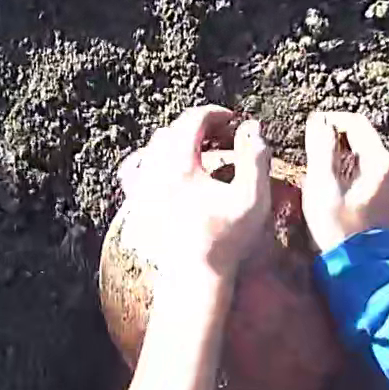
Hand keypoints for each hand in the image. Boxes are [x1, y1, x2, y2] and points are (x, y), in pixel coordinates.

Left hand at [116, 105, 272, 280]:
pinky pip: (134, 168)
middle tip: (222, 134)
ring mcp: (141, 186)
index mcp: (181, 163)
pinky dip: (148, 159)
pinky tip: (162, 166)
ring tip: (199, 148)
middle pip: (173, 130)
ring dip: (176, 139)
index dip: (215, 114)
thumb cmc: (226, 238)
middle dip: (198, 125)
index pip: (193, 120)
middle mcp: (155, 169)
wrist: (194, 275)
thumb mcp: (252, 198)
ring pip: (153, 146)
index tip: (233, 120)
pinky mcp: (135, 203)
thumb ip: (255, 157)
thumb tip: (251, 128)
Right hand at [303, 112, 388, 251]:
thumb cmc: (338, 227)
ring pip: (364, 155)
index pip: (357, 124)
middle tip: (309, 144)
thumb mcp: (322, 185)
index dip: (331, 120)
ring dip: (340, 153)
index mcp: (380, 162)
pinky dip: (348, 168)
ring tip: (315, 162)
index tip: (309, 126)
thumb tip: (318, 121)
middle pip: (362, 138)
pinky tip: (330, 180)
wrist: (360, 268)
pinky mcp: (386, 199)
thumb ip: (321, 149)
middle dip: (335, 136)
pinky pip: (366, 172)